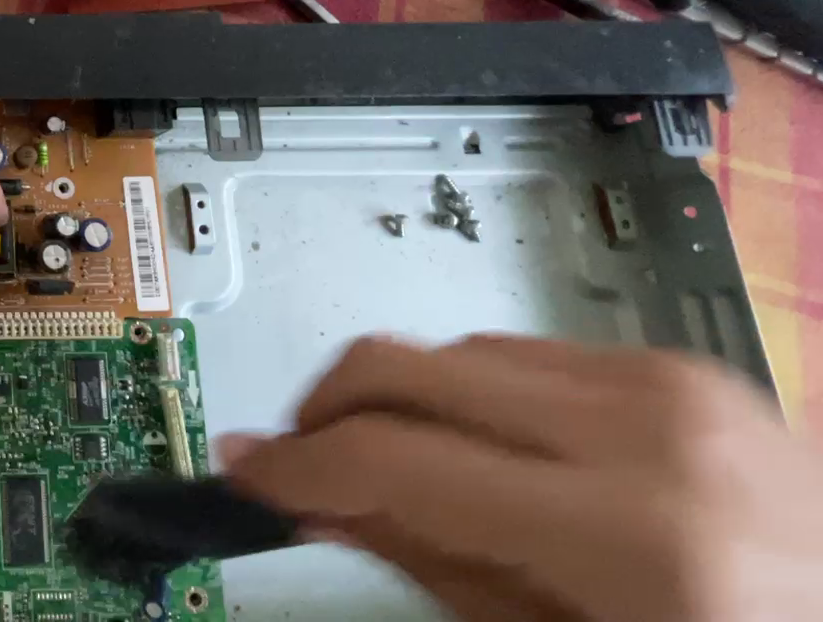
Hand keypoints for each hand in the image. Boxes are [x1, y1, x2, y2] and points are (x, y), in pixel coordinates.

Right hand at [220, 335, 822, 621]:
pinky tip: (488, 451)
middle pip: (397, 367)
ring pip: (443, 351)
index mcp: (637, 539)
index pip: (391, 456)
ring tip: (404, 465)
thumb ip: (425, 566)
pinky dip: (465, 394)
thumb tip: (305, 498)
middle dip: (323, 410)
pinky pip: (510, 352)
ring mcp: (668, 384)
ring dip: (395, 403)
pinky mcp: (677, 366)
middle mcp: (647, 431)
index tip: (240, 467)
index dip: (293, 461)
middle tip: (302, 459)